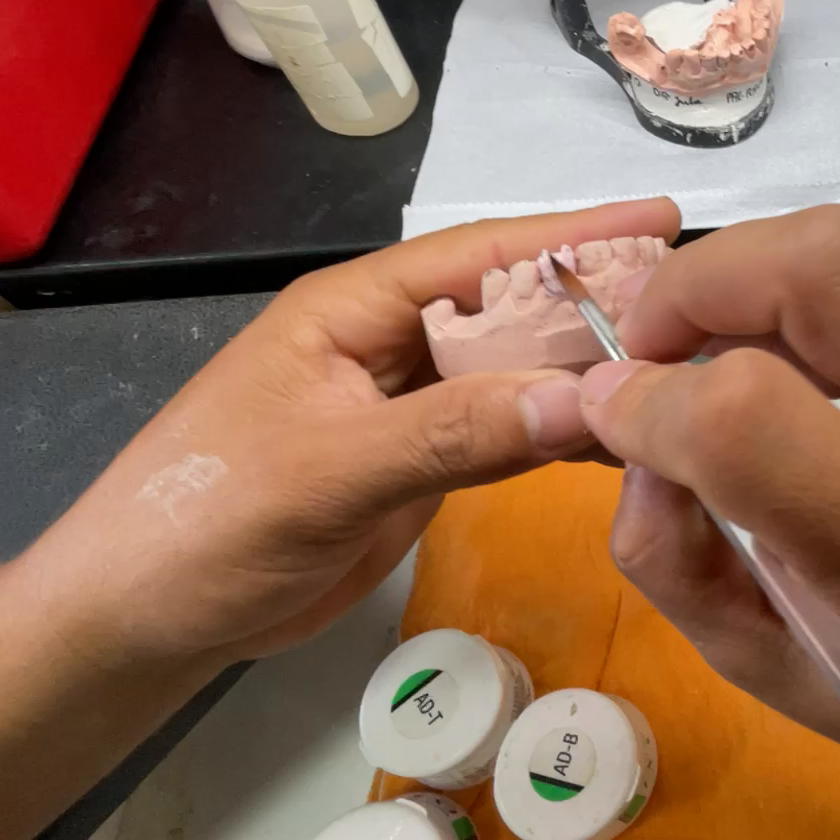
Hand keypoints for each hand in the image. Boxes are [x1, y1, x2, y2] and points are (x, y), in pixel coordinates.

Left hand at [22, 199, 680, 669]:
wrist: (147, 622)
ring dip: (592, 372)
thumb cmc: (204, 525)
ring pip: (526, 371)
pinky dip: (567, 431)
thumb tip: (582, 399)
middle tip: (692, 301)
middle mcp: (400, 340)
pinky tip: (621, 438)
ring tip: (677, 368)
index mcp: (359, 308)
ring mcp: (422, 400)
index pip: (482, 255)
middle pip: (519, 308)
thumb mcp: (328, 471)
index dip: (572, 235)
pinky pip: (517, 428)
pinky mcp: (437, 454)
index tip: (658, 217)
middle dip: (601, 301)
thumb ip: (454, 430)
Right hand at [577, 205, 839, 792]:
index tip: (611, 413)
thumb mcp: (750, 663)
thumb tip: (629, 417)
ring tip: (691, 347)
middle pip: (826, 267)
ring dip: (733, 278)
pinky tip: (751, 352)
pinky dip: (772, 293)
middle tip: (647, 346)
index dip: (655, 402)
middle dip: (698, 282)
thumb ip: (668, 548)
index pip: (755, 417)